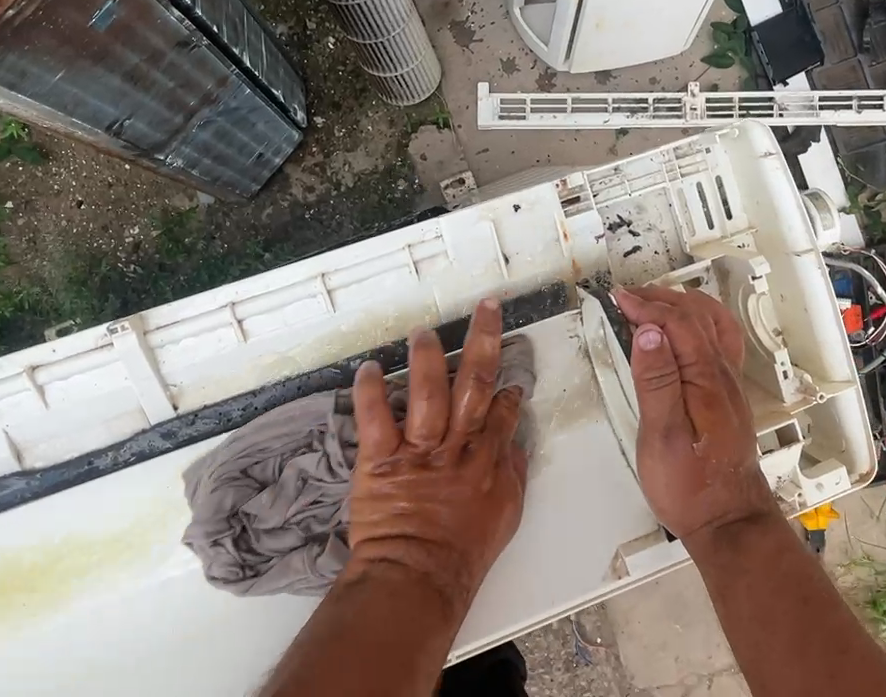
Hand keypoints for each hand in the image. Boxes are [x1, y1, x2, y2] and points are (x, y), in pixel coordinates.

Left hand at [344, 298, 528, 620]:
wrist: (416, 579)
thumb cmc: (461, 553)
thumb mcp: (505, 515)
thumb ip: (513, 474)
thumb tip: (516, 443)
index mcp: (487, 460)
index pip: (502, 411)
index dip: (506, 386)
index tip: (508, 372)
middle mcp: (457, 447)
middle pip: (474, 385)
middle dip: (483, 341)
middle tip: (486, 307)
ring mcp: (419, 451)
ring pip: (428, 393)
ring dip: (427, 359)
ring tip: (423, 333)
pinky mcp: (381, 460)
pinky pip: (375, 417)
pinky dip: (370, 391)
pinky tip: (369, 368)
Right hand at [613, 286, 775, 542]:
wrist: (728, 522)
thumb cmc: (690, 487)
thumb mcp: (662, 437)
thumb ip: (656, 382)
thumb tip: (647, 332)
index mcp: (707, 379)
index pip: (678, 324)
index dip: (647, 306)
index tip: (619, 299)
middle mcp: (724, 374)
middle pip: (696, 316)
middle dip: (659, 299)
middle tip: (626, 298)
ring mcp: (729, 383)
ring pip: (712, 323)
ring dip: (680, 305)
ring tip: (650, 303)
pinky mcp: (727, 394)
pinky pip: (718, 340)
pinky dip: (696, 321)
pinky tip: (682, 328)